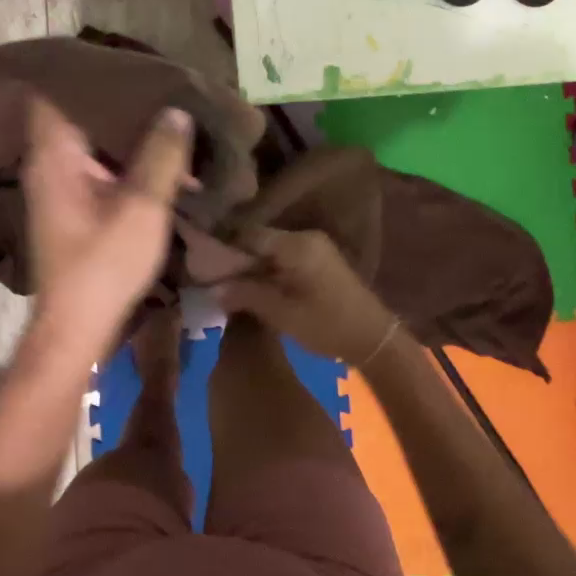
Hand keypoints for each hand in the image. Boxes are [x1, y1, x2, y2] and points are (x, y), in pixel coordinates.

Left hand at [22, 98, 192, 354]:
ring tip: (166, 116)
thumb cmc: (104, 265)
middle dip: (117, 103)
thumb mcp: (142, 207)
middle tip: (157, 85)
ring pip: (89, 143)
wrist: (76, 327)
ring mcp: (56, 187)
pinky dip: (121, 160)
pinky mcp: (69, 207)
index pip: (55, 92)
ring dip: (123, 134)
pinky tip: (158, 160)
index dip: (86, 75)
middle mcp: (47, 164)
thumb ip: (161, 154)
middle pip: (76, 116)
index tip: (124, 63)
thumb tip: (177, 111)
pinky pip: (94, 166)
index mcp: (54, 154)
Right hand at [217, 229, 402, 365]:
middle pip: (258, 240)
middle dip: (234, 257)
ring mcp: (314, 249)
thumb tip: (213, 288)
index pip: (248, 233)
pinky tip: (250, 286)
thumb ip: (246, 295)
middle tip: (209, 274)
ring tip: (224, 282)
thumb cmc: (328, 325)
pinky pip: (283, 259)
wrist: (375, 341)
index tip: (200, 259)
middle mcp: (304, 238)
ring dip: (249, 266)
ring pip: (269, 251)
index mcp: (296, 244)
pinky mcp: (318, 262)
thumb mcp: (282, 313)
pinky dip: (265, 270)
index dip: (222, 245)